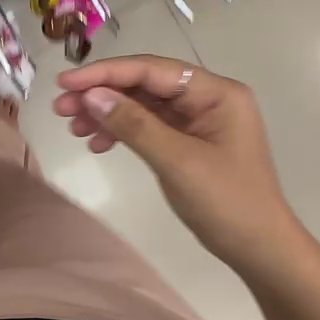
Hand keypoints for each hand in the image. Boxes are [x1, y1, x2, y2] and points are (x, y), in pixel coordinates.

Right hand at [53, 54, 308, 270]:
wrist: (259, 249)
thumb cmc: (227, 202)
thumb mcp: (177, 161)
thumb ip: (133, 124)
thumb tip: (89, 95)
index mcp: (216, 93)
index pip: (152, 70)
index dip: (105, 73)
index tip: (64, 82)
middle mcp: (207, 98)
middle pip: (143, 84)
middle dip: (100, 93)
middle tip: (60, 108)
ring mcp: (197, 120)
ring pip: (140, 104)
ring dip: (105, 112)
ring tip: (72, 127)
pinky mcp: (186, 140)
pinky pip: (145, 124)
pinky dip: (119, 131)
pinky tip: (97, 144)